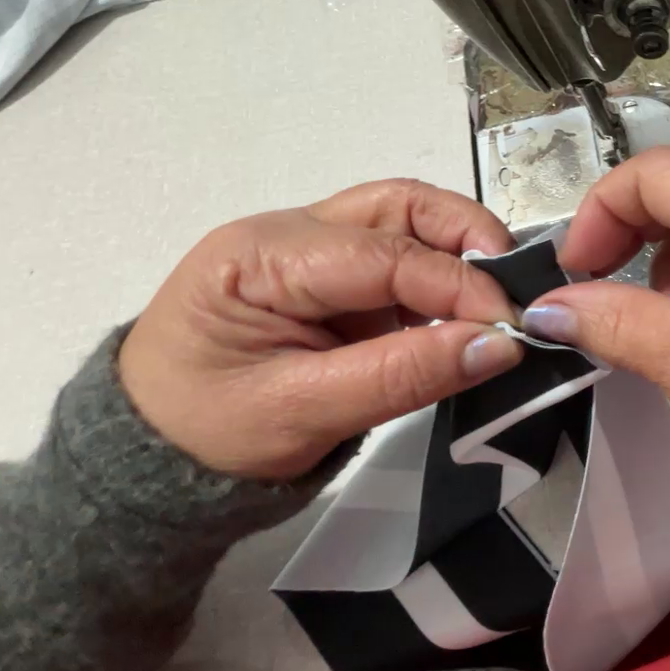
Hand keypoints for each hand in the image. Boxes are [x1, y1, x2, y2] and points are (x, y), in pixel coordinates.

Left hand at [118, 180, 526, 480]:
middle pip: (404, 206)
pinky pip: (411, 253)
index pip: (387, 255)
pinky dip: (450, 274)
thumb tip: (502, 346)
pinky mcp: (343, 272)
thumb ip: (405, 374)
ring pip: (413, 219)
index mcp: (261, 259)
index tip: (513, 327)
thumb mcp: (302, 413)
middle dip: (471, 238)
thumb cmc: (210, 437)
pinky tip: (469, 311)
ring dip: (465, 249)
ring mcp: (318, 247)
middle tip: (515, 287)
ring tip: (499, 295)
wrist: (155, 463)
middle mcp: (291, 234)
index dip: (460, 287)